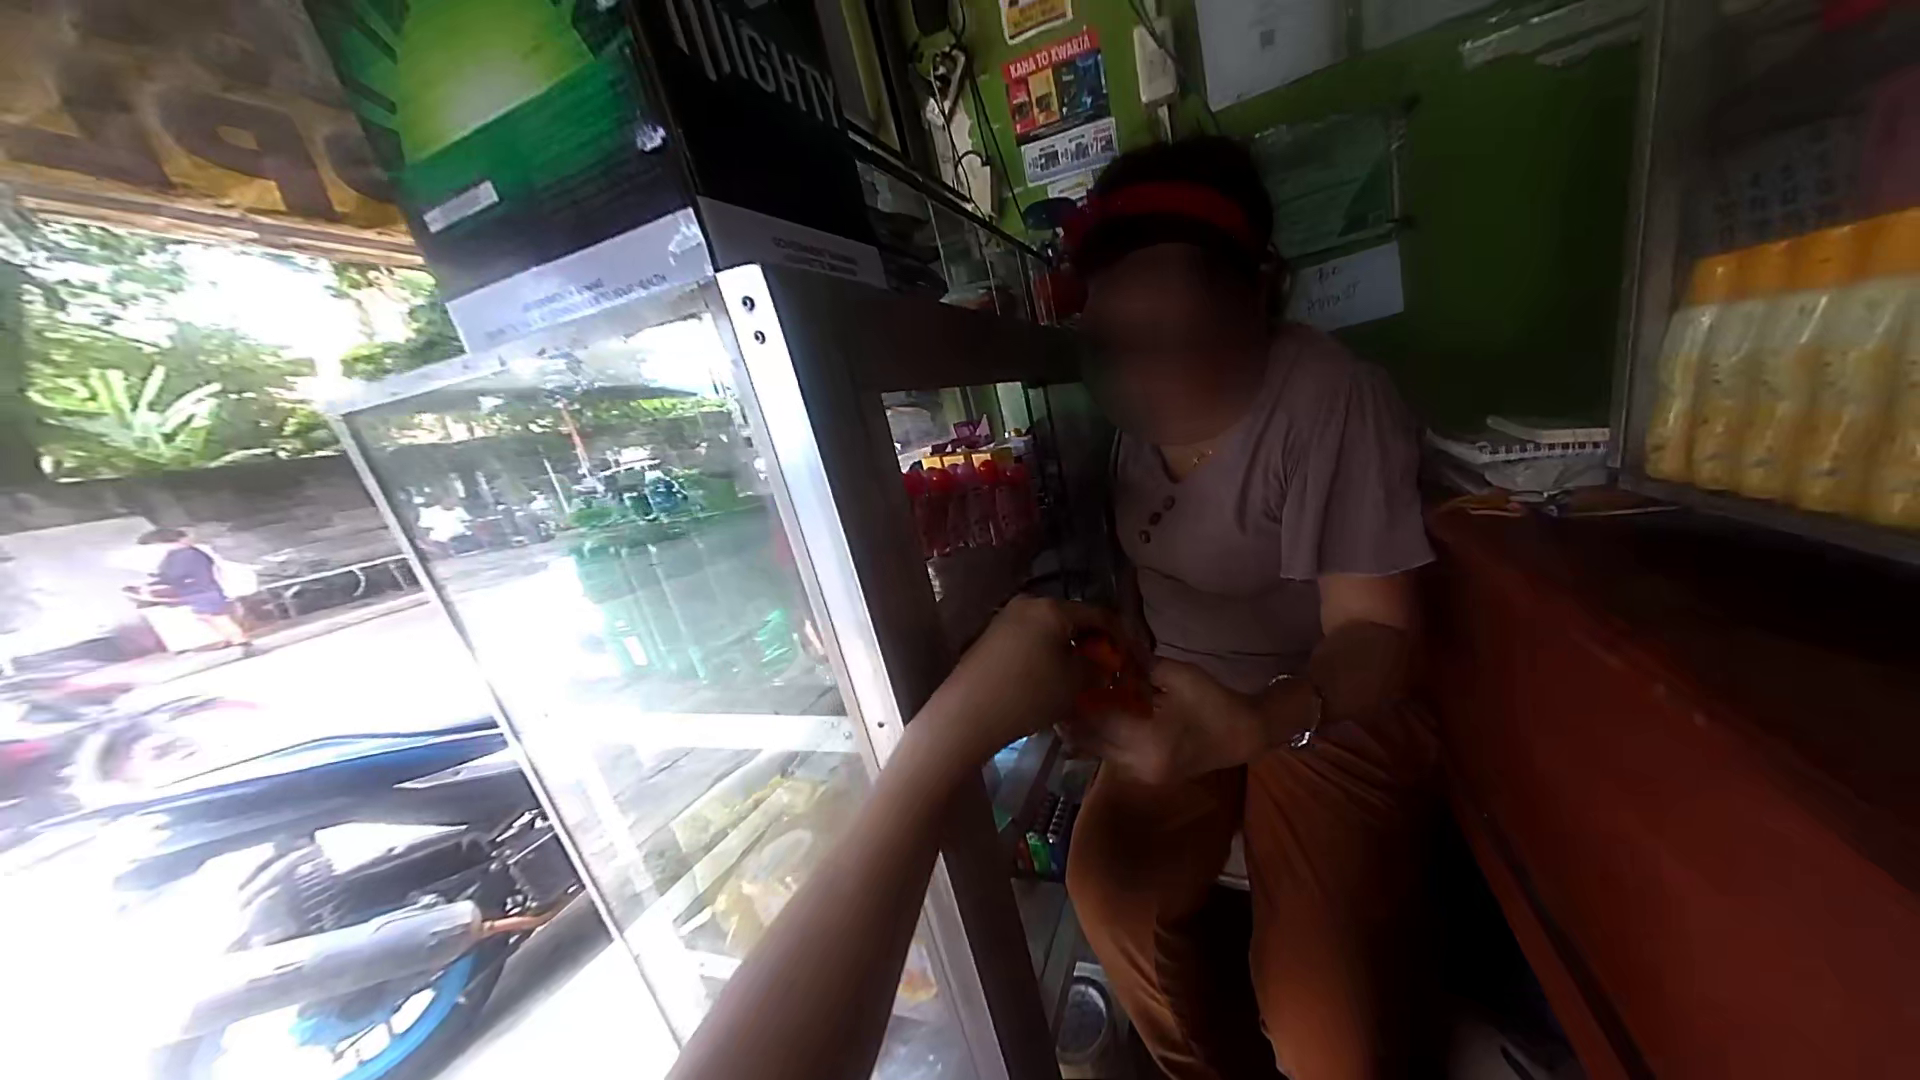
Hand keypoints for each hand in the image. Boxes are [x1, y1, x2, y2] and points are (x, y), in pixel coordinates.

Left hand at [921, 596, 1122, 763]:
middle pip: (1071, 619)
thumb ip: (1096, 668)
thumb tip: (1102, 664)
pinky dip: (1044, 654)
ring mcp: (1005, 618)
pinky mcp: (990, 636)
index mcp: (1052, 607)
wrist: (969, 710)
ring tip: (1077, 677)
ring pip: (1048, 630)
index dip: (1119, 636)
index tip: (1129, 658)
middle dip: (1090, 642)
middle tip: (1103, 669)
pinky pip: (1029, 640)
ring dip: (1067, 649)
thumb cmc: (1029, 692)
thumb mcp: (1074, 682)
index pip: (1098, 614)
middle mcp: (1028, 603)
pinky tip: (1047, 678)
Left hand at [1063, 658, 1277, 784]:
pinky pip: (1110, 755)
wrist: (1245, 735)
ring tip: (1072, 702)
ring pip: (1097, 751)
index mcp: (1148, 740)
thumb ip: (1139, 666)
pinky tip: (1095, 716)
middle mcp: (1139, 763)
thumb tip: (1112, 653)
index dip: (1079, 699)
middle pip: (1091, 740)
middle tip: (1060, 691)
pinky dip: (1099, 736)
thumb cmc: (1213, 702)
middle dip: (1074, 716)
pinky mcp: (1145, 775)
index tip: (1066, 679)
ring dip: (1083, 728)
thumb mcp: (1176, 674)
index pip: (1099, 719)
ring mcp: (1142, 774)